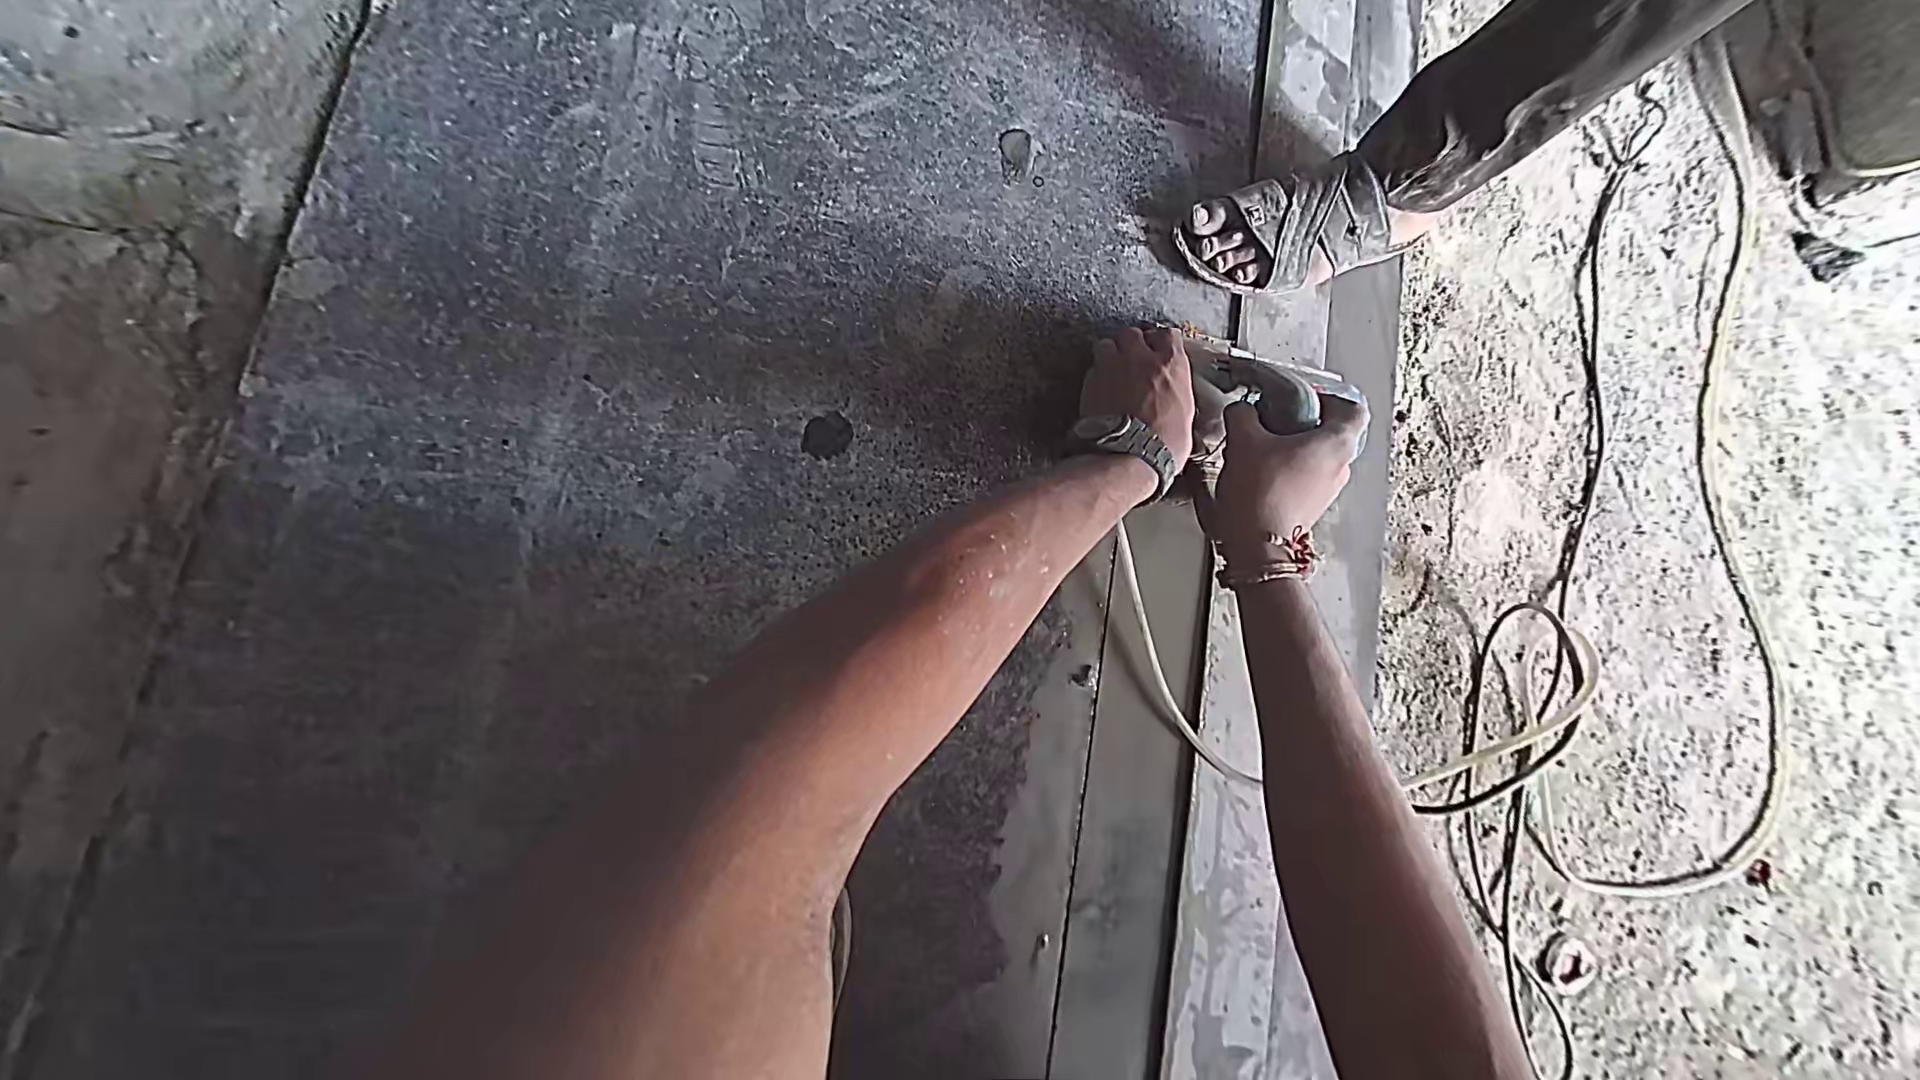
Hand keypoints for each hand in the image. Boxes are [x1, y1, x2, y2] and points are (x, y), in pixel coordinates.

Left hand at [1079, 327, 1195, 468]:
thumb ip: (1176, 393)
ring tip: (1112, 371)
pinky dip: (1096, 376)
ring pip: (1106, 344)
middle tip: (1131, 359)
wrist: (1128, 455)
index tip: (1157, 351)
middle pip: (1131, 334)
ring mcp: (1111, 367)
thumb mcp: (1185, 415)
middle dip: (1130, 344)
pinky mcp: (1090, 383)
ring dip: (1109, 355)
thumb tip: (1172, 398)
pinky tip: (1100, 390)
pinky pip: (1092, 369)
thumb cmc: (1162, 442)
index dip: (1160, 343)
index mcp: (1170, 364)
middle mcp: (1139, 358)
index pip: (1167, 335)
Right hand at [1202, 394, 1365, 567]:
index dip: (1327, 396)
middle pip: (1332, 432)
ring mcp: (1328, 489)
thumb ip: (1242, 415)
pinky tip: (1261, 472)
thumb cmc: (1259, 491)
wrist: (1256, 543)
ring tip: (1262, 447)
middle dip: (1304, 422)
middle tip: (1274, 418)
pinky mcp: (1311, 506)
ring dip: (1294, 448)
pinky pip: (1306, 478)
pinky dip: (1289, 470)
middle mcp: (1341, 466)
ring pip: (1318, 457)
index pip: (1351, 406)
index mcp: (1336, 442)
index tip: (1301, 396)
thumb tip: (1241, 410)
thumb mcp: (1243, 441)